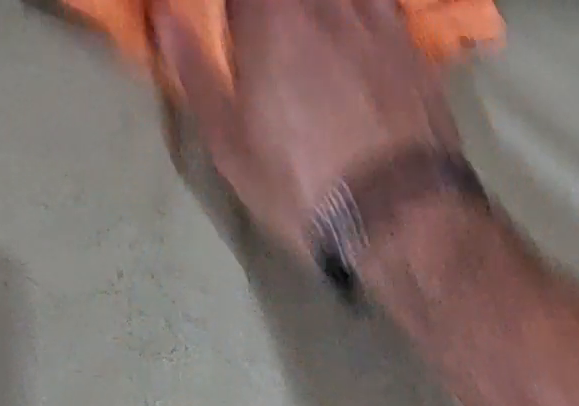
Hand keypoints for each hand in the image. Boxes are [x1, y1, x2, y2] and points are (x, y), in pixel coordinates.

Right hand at [153, 0, 461, 256]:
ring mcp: (376, 16)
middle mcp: (325, 1)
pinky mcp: (413, 45)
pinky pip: (381, 8)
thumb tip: (166, 19)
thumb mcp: (232, 149)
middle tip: (266, 47)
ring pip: (344, 0)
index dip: (233, 14)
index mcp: (271, 15)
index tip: (231, 31)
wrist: (400, 212)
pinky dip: (363, 17)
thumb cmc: (302, 186)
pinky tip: (356, 43)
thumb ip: (197, 75)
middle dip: (275, 16)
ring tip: (311, 46)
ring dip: (322, 17)